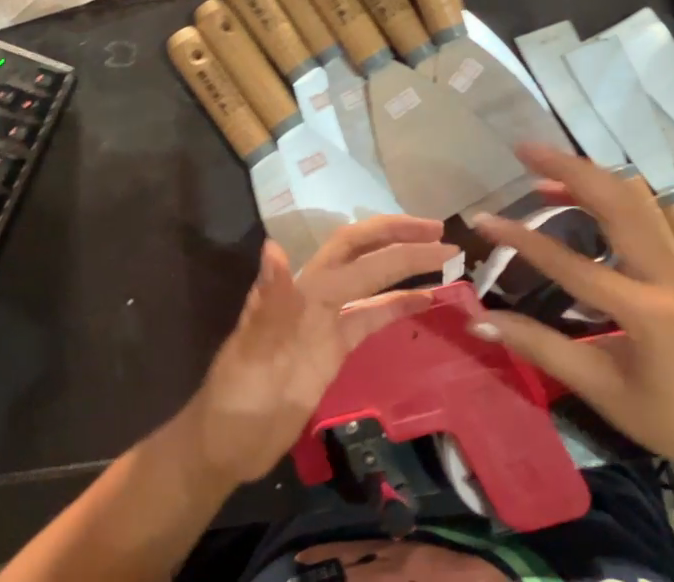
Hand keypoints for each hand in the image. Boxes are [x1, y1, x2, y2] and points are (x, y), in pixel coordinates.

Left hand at [182, 215, 456, 485]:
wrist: (228, 444)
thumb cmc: (234, 397)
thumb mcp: (250, 352)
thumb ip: (268, 303)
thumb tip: (272, 248)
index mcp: (297, 290)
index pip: (349, 248)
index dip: (387, 234)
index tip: (427, 230)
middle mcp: (312, 296)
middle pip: (362, 256)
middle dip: (400, 241)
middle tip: (443, 236)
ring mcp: (324, 322)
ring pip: (370, 284)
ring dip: (403, 269)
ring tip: (445, 260)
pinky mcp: (333, 350)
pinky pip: (369, 319)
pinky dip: (397, 307)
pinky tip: (424, 302)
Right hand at [467, 145, 673, 470]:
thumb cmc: (661, 418)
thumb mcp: (596, 386)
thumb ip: (538, 346)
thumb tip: (477, 318)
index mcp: (647, 311)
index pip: (574, 265)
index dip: (524, 240)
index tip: (482, 219)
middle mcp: (666, 276)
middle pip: (618, 204)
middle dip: (570, 170)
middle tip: (524, 147)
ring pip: (631, 202)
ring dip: (586, 175)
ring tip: (539, 162)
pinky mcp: (670, 267)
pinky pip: (636, 216)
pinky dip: (600, 195)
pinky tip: (566, 195)